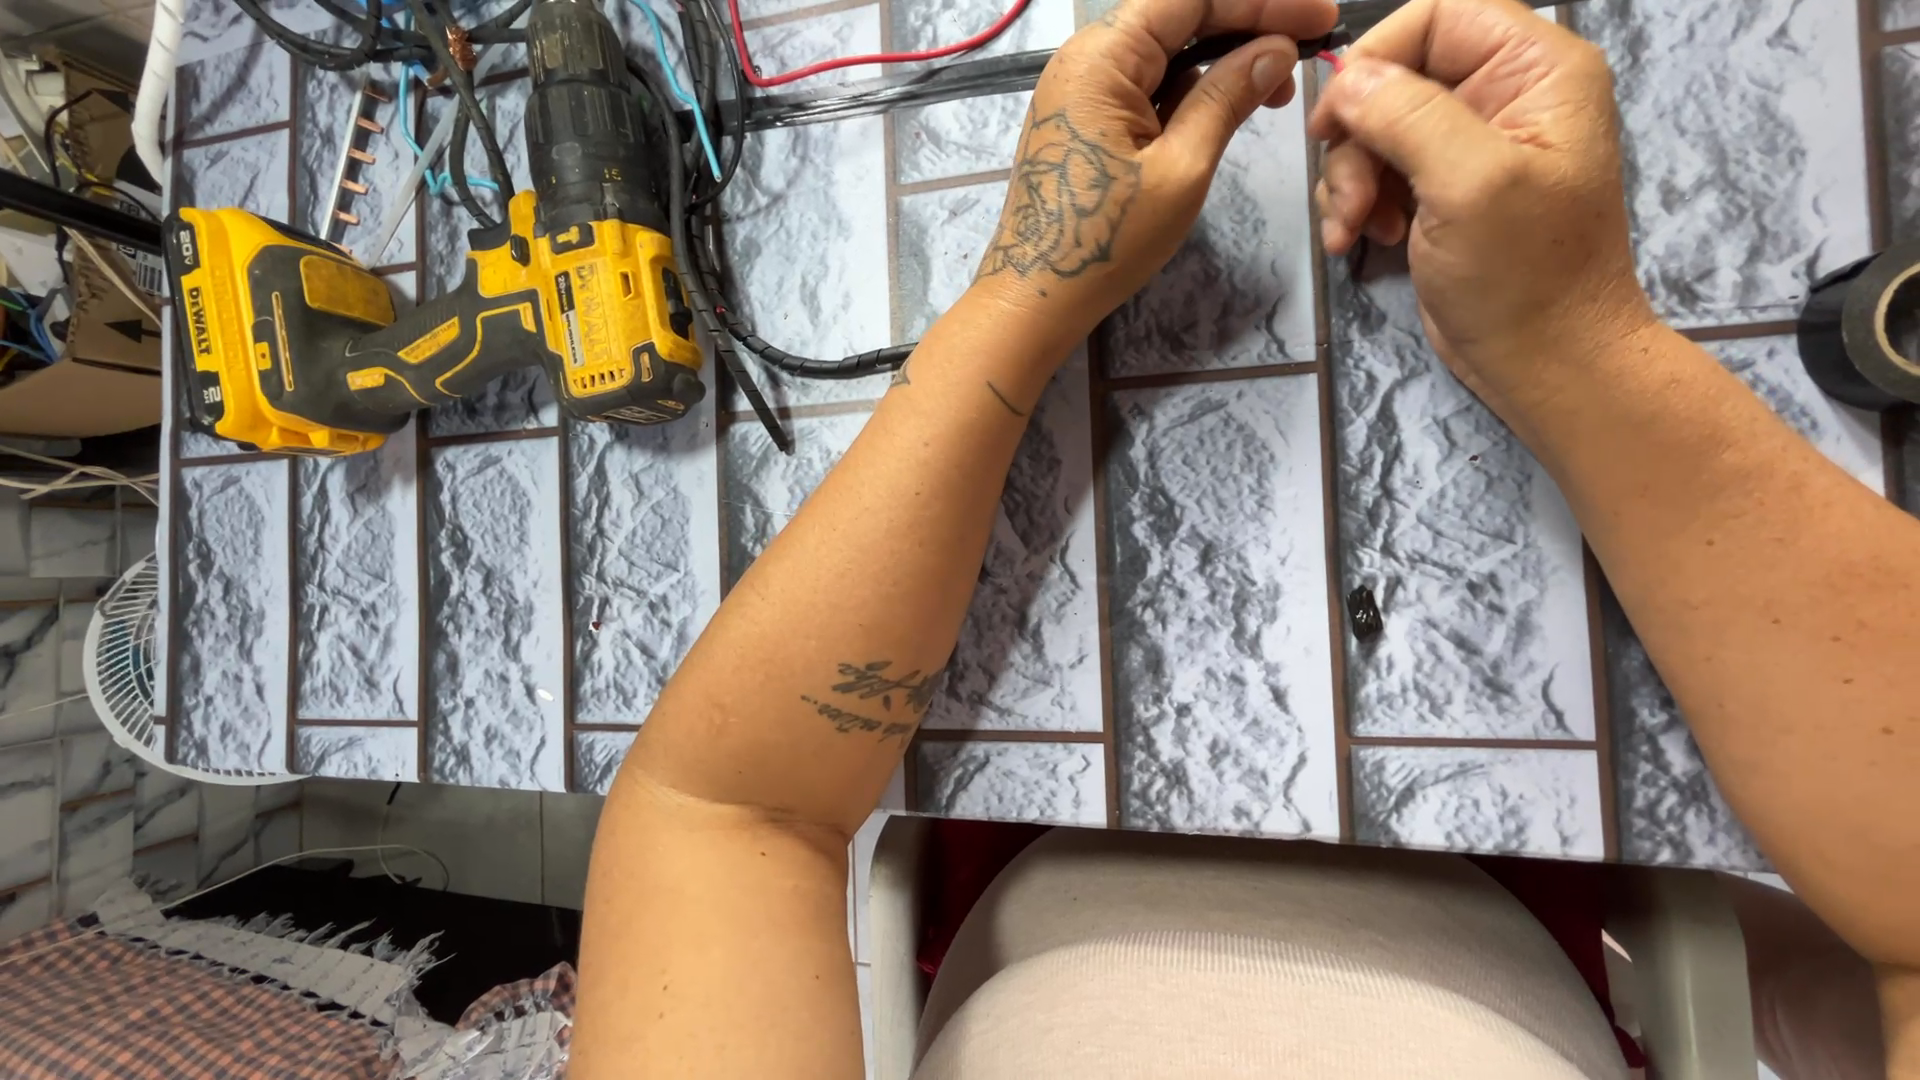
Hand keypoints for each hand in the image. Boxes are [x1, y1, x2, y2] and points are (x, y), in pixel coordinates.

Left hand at [966, 0, 1338, 373]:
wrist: (1037, 299)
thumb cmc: (1106, 242)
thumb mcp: (1180, 169)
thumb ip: (1226, 98)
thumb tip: (1275, 47)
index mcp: (1102, 58)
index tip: (1321, 17)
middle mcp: (1085, 61)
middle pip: (1177, 17)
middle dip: (1245, 28)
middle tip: (1302, 57)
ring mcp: (1079, 93)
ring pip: (1162, 54)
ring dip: (1219, 64)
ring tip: (1271, 94)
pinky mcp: (1082, 125)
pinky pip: (1142, 90)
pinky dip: (1186, 94)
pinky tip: (1223, 111)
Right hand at [1309, 0, 1657, 415]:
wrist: (1538, 353)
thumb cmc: (1522, 272)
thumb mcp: (1469, 183)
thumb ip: (1410, 117)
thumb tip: (1346, 76)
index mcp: (1532, 70)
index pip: (1439, 17)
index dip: (1376, 58)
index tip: (1332, 121)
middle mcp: (1497, 98)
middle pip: (1393, 82)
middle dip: (1356, 144)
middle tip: (1350, 205)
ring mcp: (1462, 150)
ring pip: (1372, 134)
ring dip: (1347, 184)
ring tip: (1353, 233)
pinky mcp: (1433, 194)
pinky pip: (1373, 176)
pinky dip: (1355, 207)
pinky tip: (1363, 240)